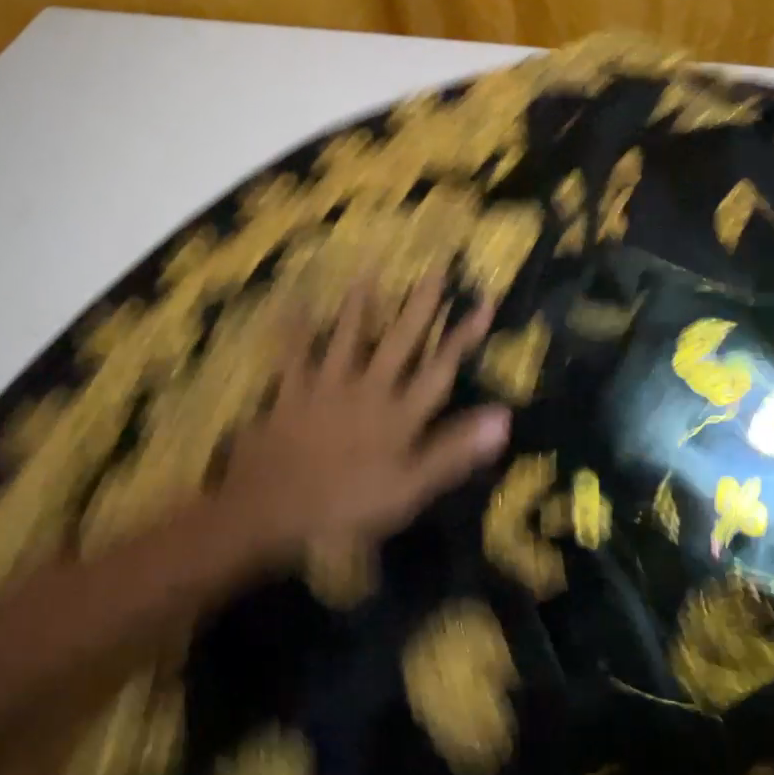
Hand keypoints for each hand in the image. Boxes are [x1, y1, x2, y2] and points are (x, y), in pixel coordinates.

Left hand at [220, 275, 511, 557]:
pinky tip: (293, 298)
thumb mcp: (410, 489)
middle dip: (420, 304)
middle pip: (400, 341)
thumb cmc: (346, 505)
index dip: (463, 335)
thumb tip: (504, 417)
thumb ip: (455, 451)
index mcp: (400, 414)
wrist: (269, 508)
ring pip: (349, 336)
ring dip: (361, 303)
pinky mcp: (291, 392)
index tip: (483, 300)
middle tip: (436, 266)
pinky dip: (294, 326)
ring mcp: (327, 386)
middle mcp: (369, 389)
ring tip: (371, 268)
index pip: (440, 368)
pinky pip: (292, 353)